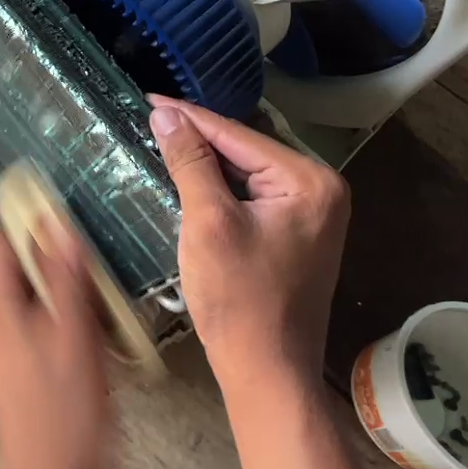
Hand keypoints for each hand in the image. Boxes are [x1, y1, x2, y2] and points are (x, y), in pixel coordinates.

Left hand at [0, 215, 112, 468]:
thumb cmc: (62, 414)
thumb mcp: (72, 337)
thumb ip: (64, 278)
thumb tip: (57, 223)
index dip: (16, 207)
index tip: (45, 192)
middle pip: (0, 253)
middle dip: (32, 235)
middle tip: (72, 229)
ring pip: (13, 280)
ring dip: (43, 266)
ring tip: (81, 265)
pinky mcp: (10, 355)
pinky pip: (24, 306)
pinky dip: (46, 295)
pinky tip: (78, 306)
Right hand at [148, 95, 348, 382]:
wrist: (267, 370)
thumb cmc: (238, 297)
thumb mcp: (208, 221)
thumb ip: (189, 162)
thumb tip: (164, 113)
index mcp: (309, 181)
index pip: (236, 135)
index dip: (188, 116)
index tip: (147, 97)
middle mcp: (320, 189)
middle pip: (244, 149)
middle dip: (196, 136)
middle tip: (148, 118)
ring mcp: (312, 212)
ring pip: (245, 170)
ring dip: (204, 160)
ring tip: (159, 139)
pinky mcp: (296, 231)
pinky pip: (251, 193)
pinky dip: (218, 185)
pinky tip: (187, 176)